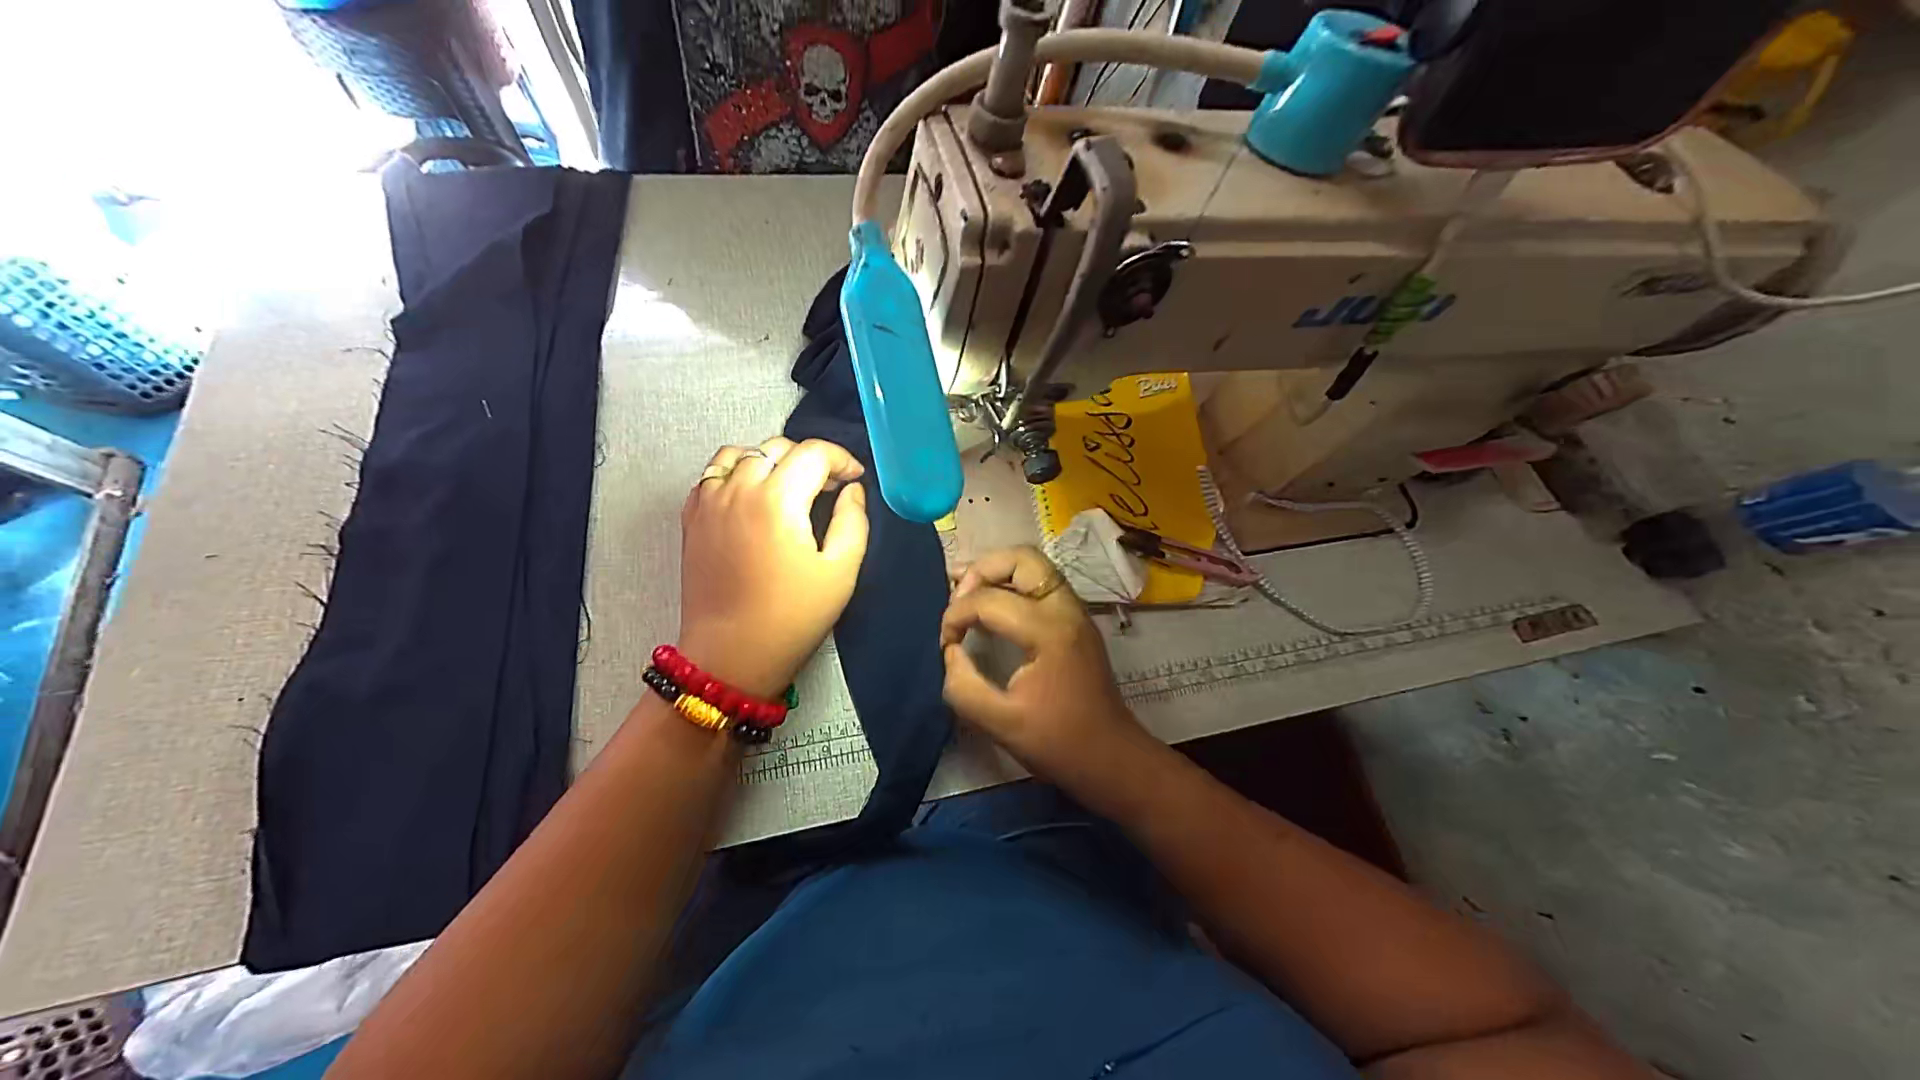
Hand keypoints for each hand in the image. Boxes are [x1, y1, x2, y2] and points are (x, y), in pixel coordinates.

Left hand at [679, 437, 868, 697]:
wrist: (731, 655)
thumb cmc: (790, 619)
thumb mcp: (840, 573)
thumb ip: (853, 521)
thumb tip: (852, 491)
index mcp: (778, 500)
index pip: (812, 453)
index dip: (841, 459)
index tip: (853, 478)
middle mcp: (738, 491)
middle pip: (777, 448)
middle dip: (809, 459)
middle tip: (828, 486)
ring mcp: (709, 503)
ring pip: (740, 453)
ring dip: (770, 461)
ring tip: (788, 486)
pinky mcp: (693, 519)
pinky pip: (712, 475)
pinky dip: (736, 473)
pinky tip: (752, 498)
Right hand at [940, 546, 1146, 778]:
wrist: (1112, 759)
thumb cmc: (1059, 743)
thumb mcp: (1000, 724)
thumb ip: (963, 685)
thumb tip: (950, 651)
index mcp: (1049, 631)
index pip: (989, 600)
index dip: (955, 616)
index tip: (945, 644)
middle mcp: (1066, 609)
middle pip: (1021, 558)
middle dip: (981, 570)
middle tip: (958, 601)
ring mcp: (1075, 612)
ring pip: (1034, 566)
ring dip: (997, 574)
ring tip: (967, 598)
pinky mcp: (1075, 621)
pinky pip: (1041, 584)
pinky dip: (1012, 585)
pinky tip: (991, 610)